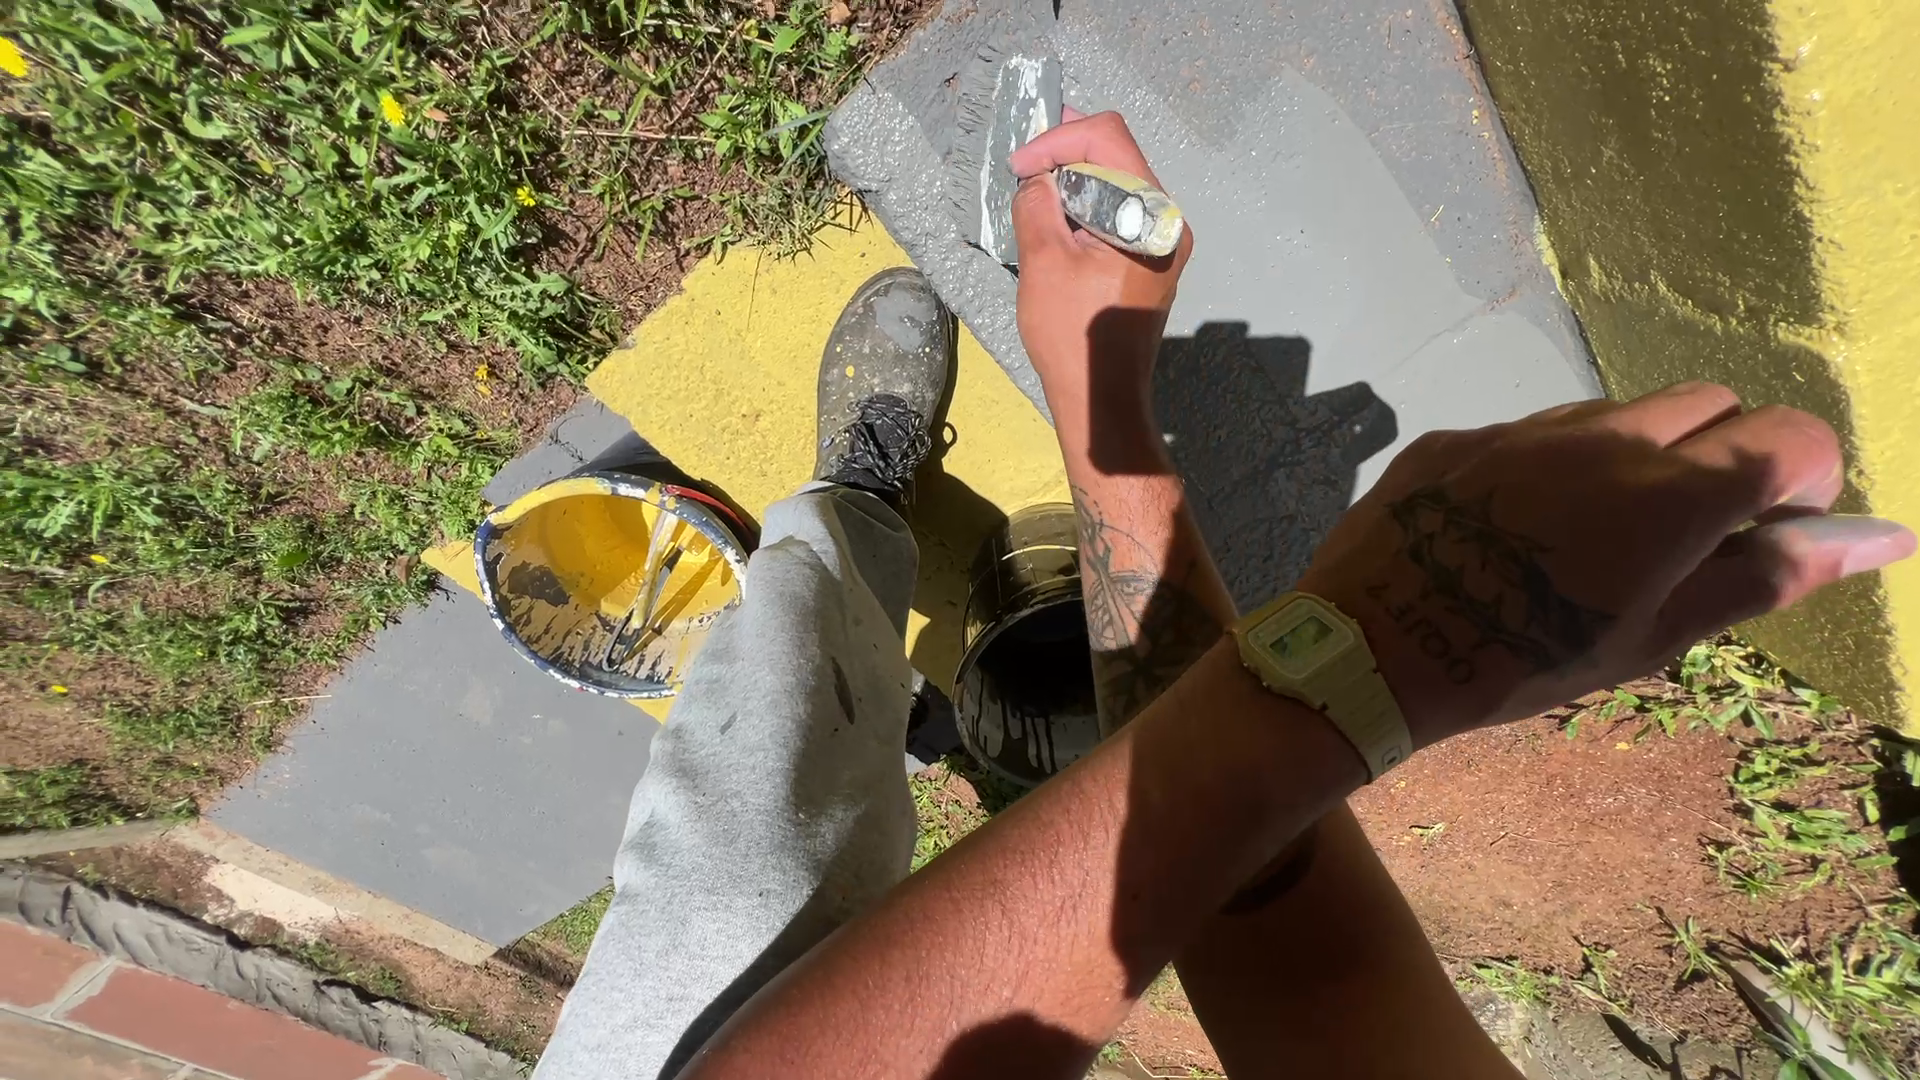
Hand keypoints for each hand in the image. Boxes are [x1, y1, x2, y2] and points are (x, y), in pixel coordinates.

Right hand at [1009, 110, 1192, 415]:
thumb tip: (1038, 181)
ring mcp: (1161, 246)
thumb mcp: (1044, 262)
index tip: (1019, 166)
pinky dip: (1086, 212)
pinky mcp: (1148, 267)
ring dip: (1074, 184)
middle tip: (1024, 165)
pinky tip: (1057, 225)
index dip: (1058, 138)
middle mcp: (1168, 222)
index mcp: (1152, 214)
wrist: (1101, 398)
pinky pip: (1117, 221)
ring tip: (1035, 193)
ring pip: (1117, 190)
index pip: (1109, 139)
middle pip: (1117, 159)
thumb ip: (1037, 205)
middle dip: (1066, 154)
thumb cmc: (1073, 334)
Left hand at [1297, 383, 1914, 746]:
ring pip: (1604, 412)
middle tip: (1673, 524)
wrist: (1368, 648)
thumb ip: (1765, 576)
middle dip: (1715, 450)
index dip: (1795, 479)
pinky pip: (1516, 433)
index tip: (1757, 526)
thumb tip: (1883, 535)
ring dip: (1623, 451)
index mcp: (1668, 490)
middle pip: (1701, 402)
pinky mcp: (1443, 441)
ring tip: (1578, 526)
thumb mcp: (1649, 637)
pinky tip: (1498, 520)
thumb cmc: (1516, 660)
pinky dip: (1535, 462)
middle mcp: (1592, 439)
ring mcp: (1507, 433)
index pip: (1789, 435)